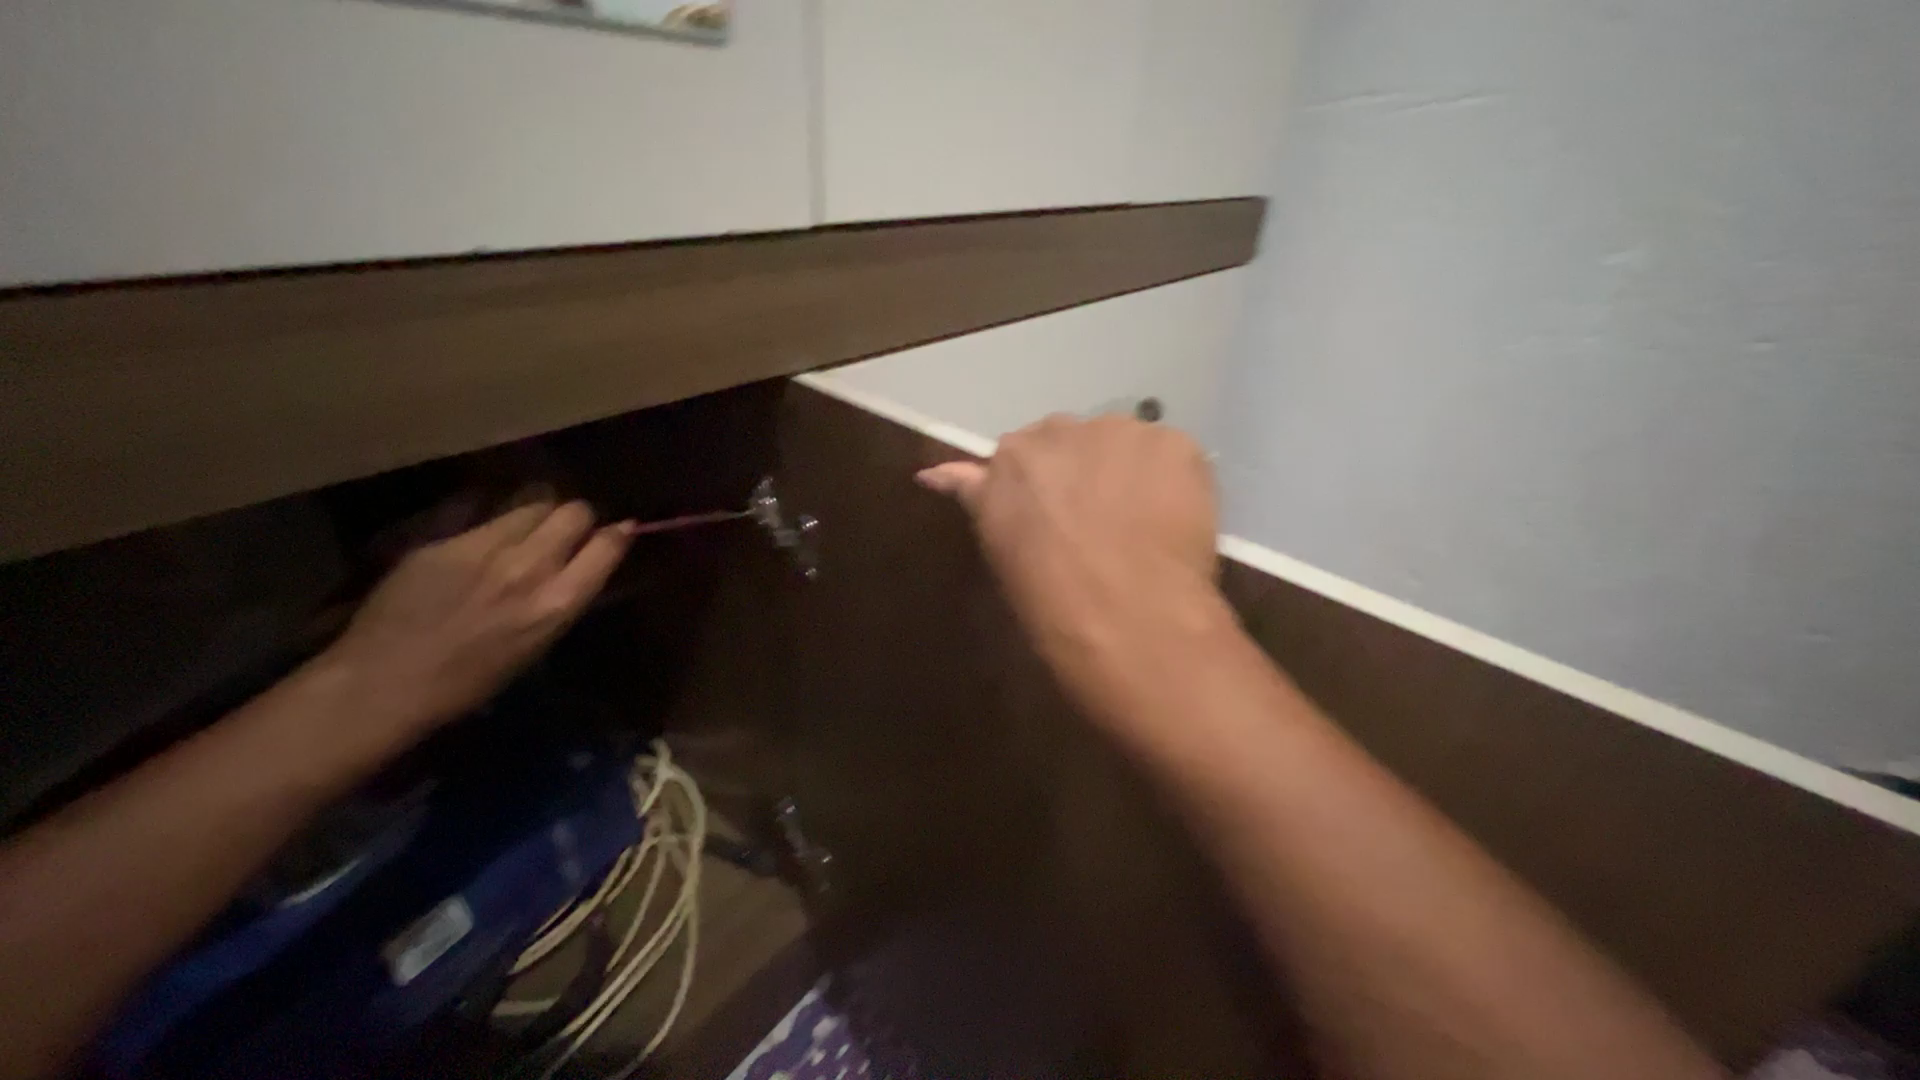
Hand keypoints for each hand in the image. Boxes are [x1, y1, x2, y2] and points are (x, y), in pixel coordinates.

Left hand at [323, 500, 636, 733]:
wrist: (383, 683)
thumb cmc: (467, 682)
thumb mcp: (534, 646)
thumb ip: (560, 600)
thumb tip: (578, 568)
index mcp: (556, 603)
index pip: (606, 545)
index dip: (616, 534)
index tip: (617, 531)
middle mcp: (528, 568)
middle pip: (573, 511)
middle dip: (577, 516)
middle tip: (567, 529)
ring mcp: (484, 548)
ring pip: (532, 502)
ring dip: (538, 511)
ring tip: (526, 525)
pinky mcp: (445, 538)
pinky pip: (483, 511)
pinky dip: (492, 518)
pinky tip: (481, 534)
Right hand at [917, 414, 1231, 729]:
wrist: (1127, 618)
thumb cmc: (1051, 602)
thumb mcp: (1000, 547)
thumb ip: (973, 496)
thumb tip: (932, 472)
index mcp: (1010, 459)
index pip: (1022, 456)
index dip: (1042, 489)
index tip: (1053, 520)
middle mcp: (1060, 430)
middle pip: (1071, 441)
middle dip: (1082, 472)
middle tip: (1097, 524)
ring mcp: (1120, 433)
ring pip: (1122, 444)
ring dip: (1127, 472)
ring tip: (1140, 526)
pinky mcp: (1173, 444)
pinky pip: (1170, 455)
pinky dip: (1172, 481)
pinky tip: (1172, 522)